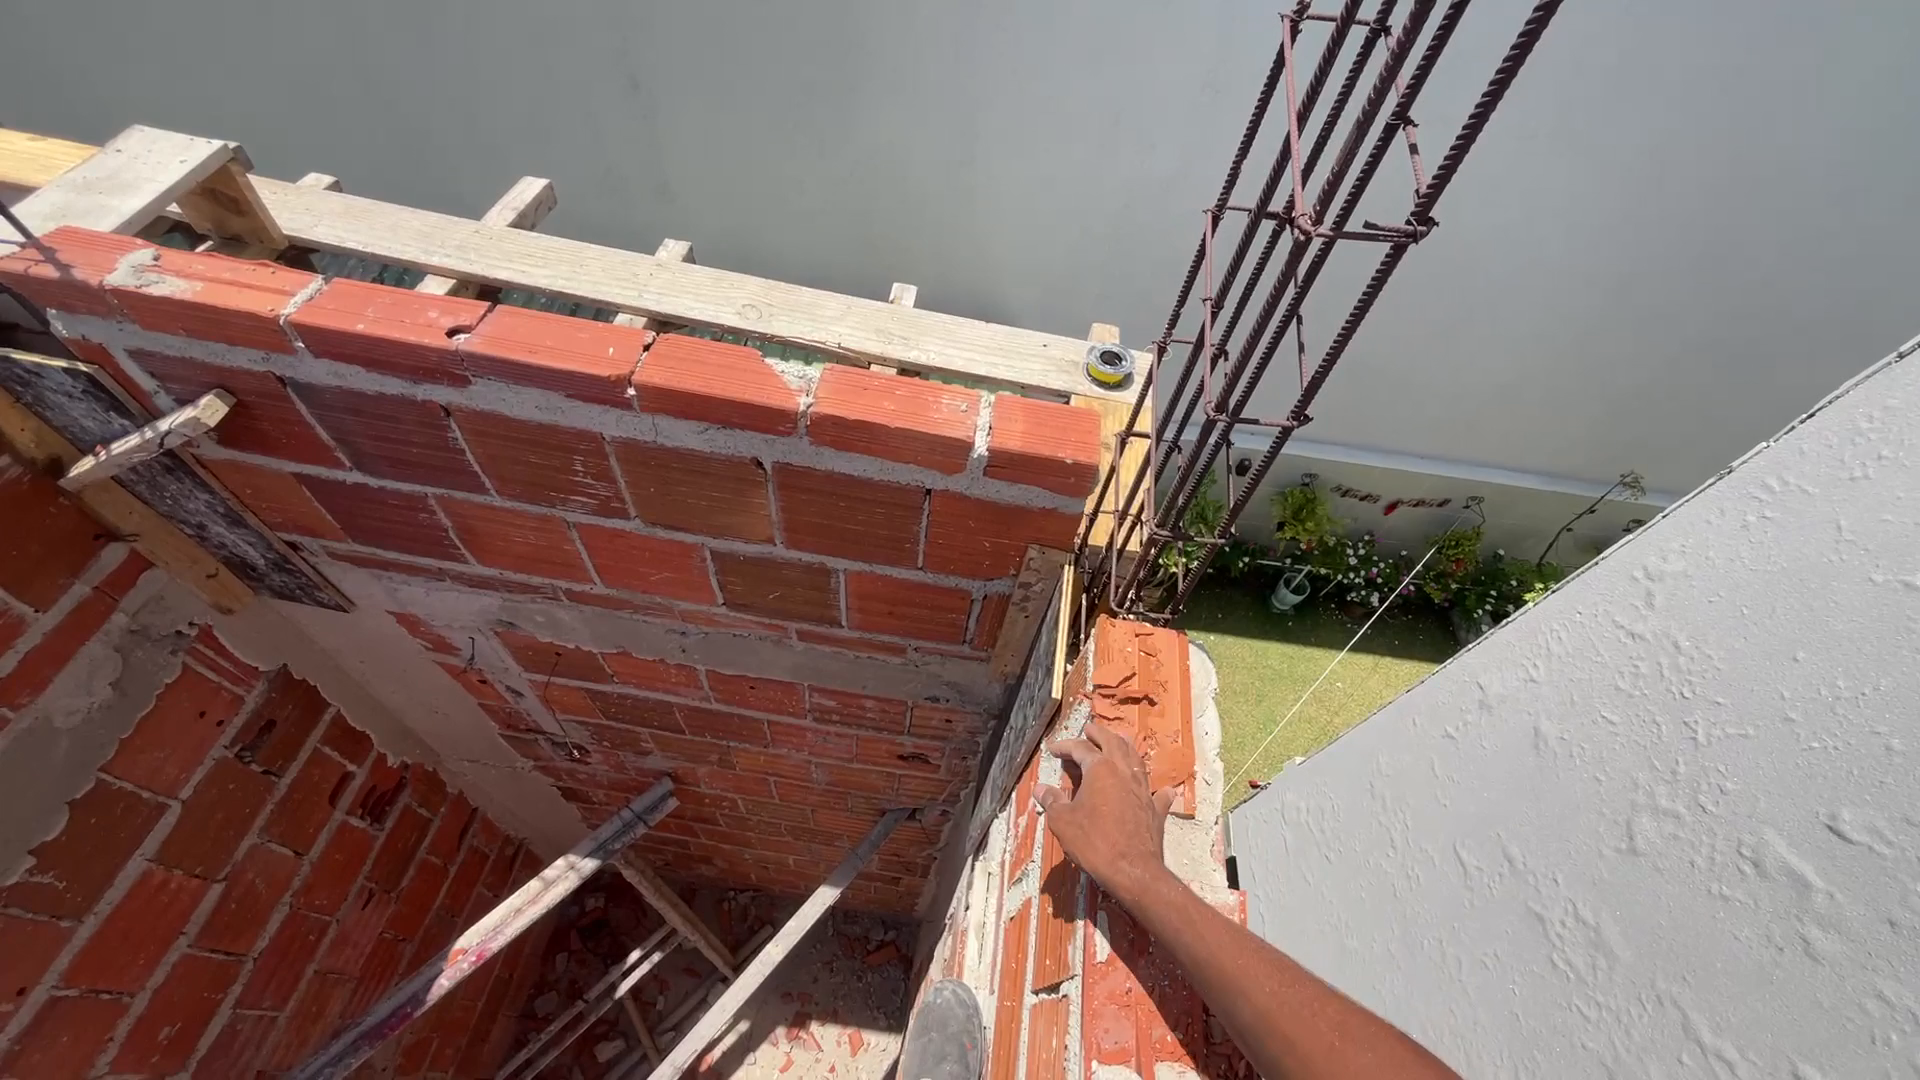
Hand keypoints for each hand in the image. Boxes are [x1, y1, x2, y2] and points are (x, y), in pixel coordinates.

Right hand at [1034, 721, 1175, 899]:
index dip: (1065, 746)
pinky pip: (1157, 794)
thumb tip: (1041, 790)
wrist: (1132, 871)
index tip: (1054, 749)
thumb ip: (1052, 802)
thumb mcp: (1063, 822)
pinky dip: (1156, 789)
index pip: (1080, 749)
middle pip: (1113, 743)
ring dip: (1125, 748)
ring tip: (1118, 742)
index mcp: (1100, 769)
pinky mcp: (1156, 810)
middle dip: (1099, 734)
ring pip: (1136, 760)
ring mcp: (1143, 790)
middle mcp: (1124, 772)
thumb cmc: (1094, 842)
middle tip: (1089, 730)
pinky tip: (1161, 789)